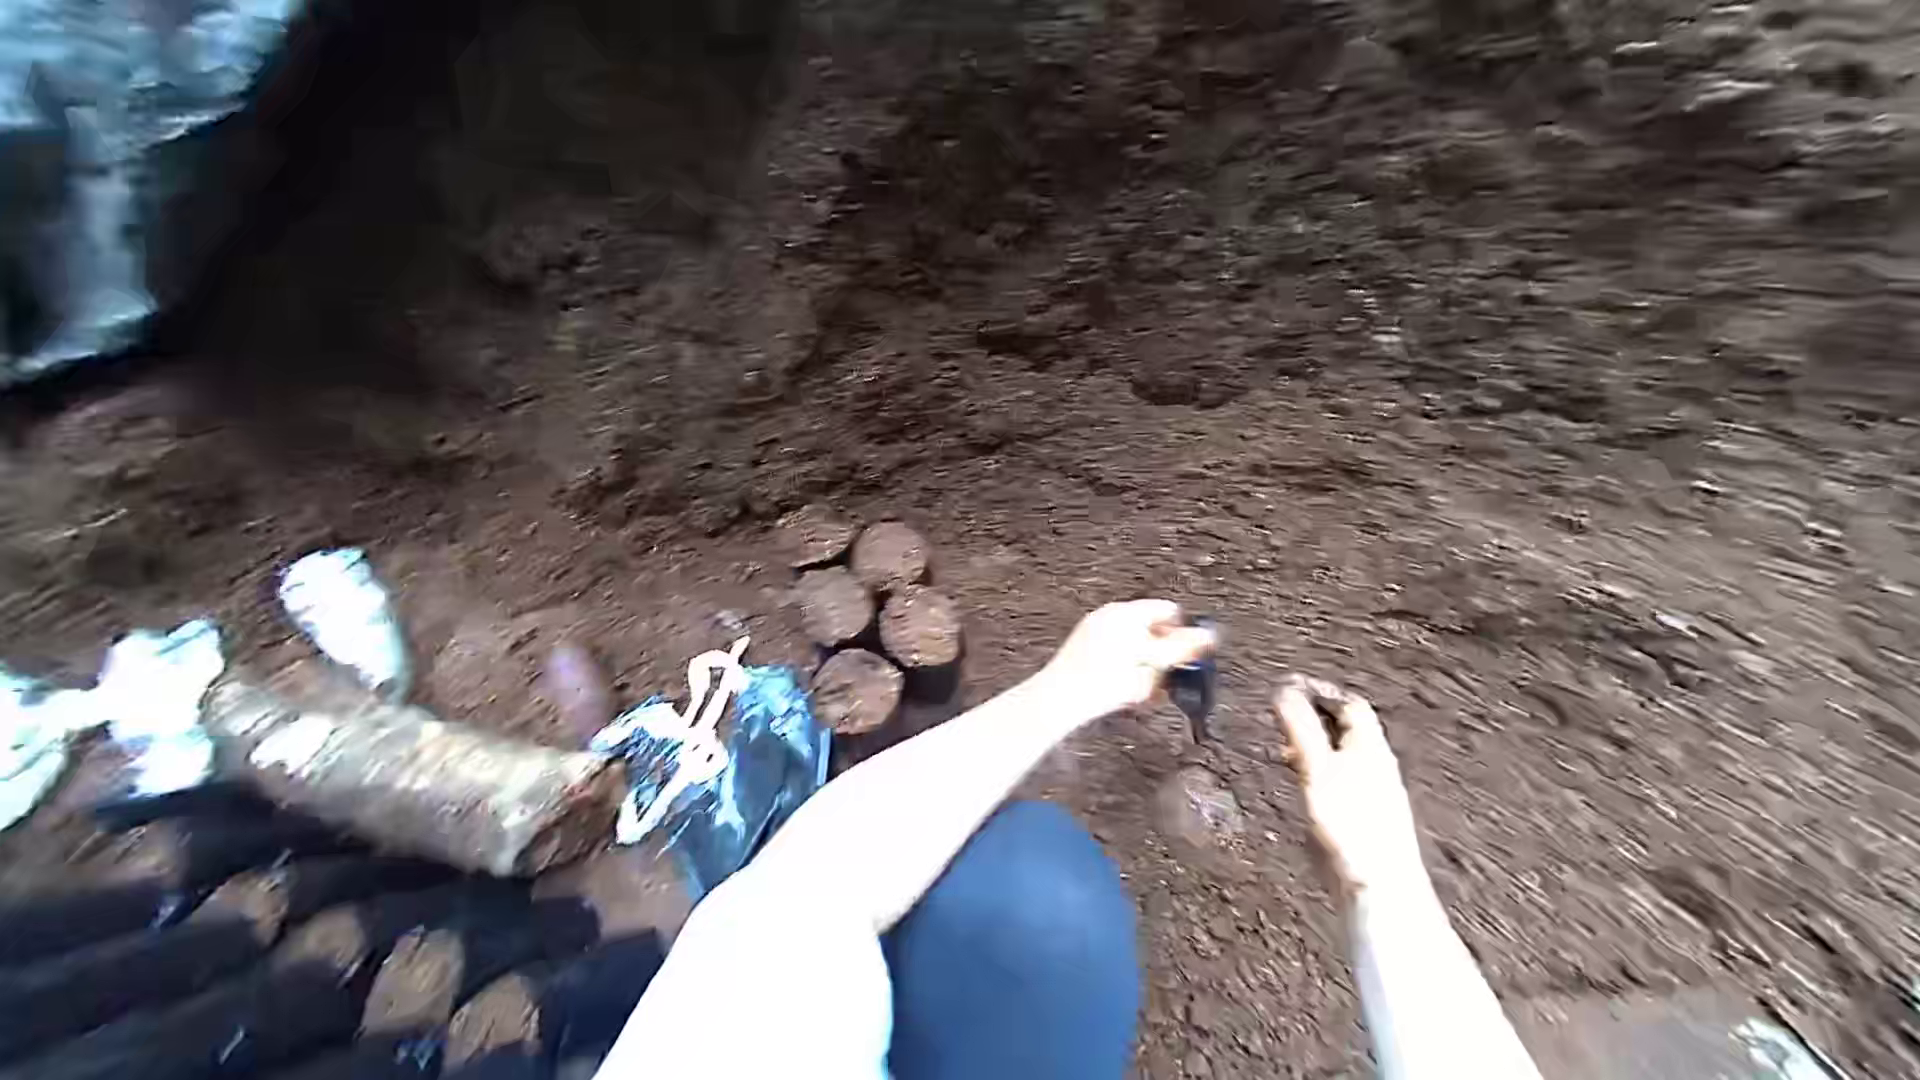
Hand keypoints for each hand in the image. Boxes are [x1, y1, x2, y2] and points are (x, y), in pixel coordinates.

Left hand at [1037, 600, 1216, 718]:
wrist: (1060, 699)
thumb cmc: (1103, 681)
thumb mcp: (1151, 665)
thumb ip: (1181, 649)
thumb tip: (1207, 637)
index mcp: (1126, 613)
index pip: (1168, 612)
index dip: (1184, 633)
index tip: (1192, 656)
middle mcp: (1110, 618)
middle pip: (1153, 631)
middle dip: (1165, 655)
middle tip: (1170, 678)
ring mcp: (1095, 634)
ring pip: (1137, 649)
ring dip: (1148, 668)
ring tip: (1148, 691)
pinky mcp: (1085, 654)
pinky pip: (1119, 660)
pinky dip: (1129, 674)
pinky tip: (1130, 695)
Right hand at [1274, 674, 1428, 897]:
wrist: (1380, 885)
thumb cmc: (1351, 823)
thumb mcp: (1316, 766)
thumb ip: (1299, 726)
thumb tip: (1282, 689)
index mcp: (1370, 746)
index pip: (1349, 703)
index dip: (1320, 689)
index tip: (1288, 685)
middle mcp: (1375, 762)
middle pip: (1345, 725)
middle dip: (1312, 714)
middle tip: (1280, 713)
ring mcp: (1371, 788)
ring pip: (1340, 750)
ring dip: (1311, 741)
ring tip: (1283, 746)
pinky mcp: (1362, 812)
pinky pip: (1337, 774)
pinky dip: (1315, 765)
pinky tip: (1299, 780)